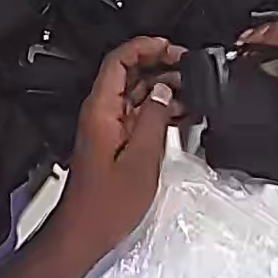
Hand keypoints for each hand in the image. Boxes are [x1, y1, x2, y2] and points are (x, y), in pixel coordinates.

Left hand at [48, 37, 185, 260]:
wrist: (84, 231)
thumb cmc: (106, 204)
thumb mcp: (141, 160)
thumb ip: (155, 120)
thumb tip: (165, 91)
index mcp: (101, 108)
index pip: (118, 60)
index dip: (144, 47)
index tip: (169, 46)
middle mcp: (101, 111)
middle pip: (128, 71)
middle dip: (158, 63)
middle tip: (188, 67)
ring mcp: (107, 123)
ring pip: (136, 90)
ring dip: (162, 86)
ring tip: (192, 90)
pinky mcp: (114, 138)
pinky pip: (137, 111)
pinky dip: (158, 108)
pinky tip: (180, 113)